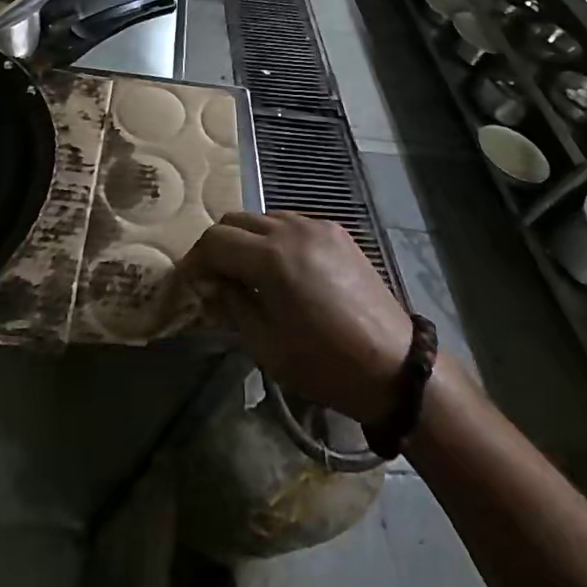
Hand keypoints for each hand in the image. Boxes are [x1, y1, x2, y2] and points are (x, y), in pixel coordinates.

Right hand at [181, 210, 414, 426]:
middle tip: (214, 276)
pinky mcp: (337, 233)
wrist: (395, 367)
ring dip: (246, 240)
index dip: (196, 260)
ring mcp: (318, 227)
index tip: (191, 282)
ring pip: (263, 218)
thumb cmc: (324, 363)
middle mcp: (292, 230)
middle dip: (217, 245)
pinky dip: (274, 239)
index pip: (215, 240)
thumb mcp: (264, 343)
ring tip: (246, 272)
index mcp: (271, 257)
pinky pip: (291, 224)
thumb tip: (216, 282)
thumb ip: (232, 303)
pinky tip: (280, 268)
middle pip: (235, 220)